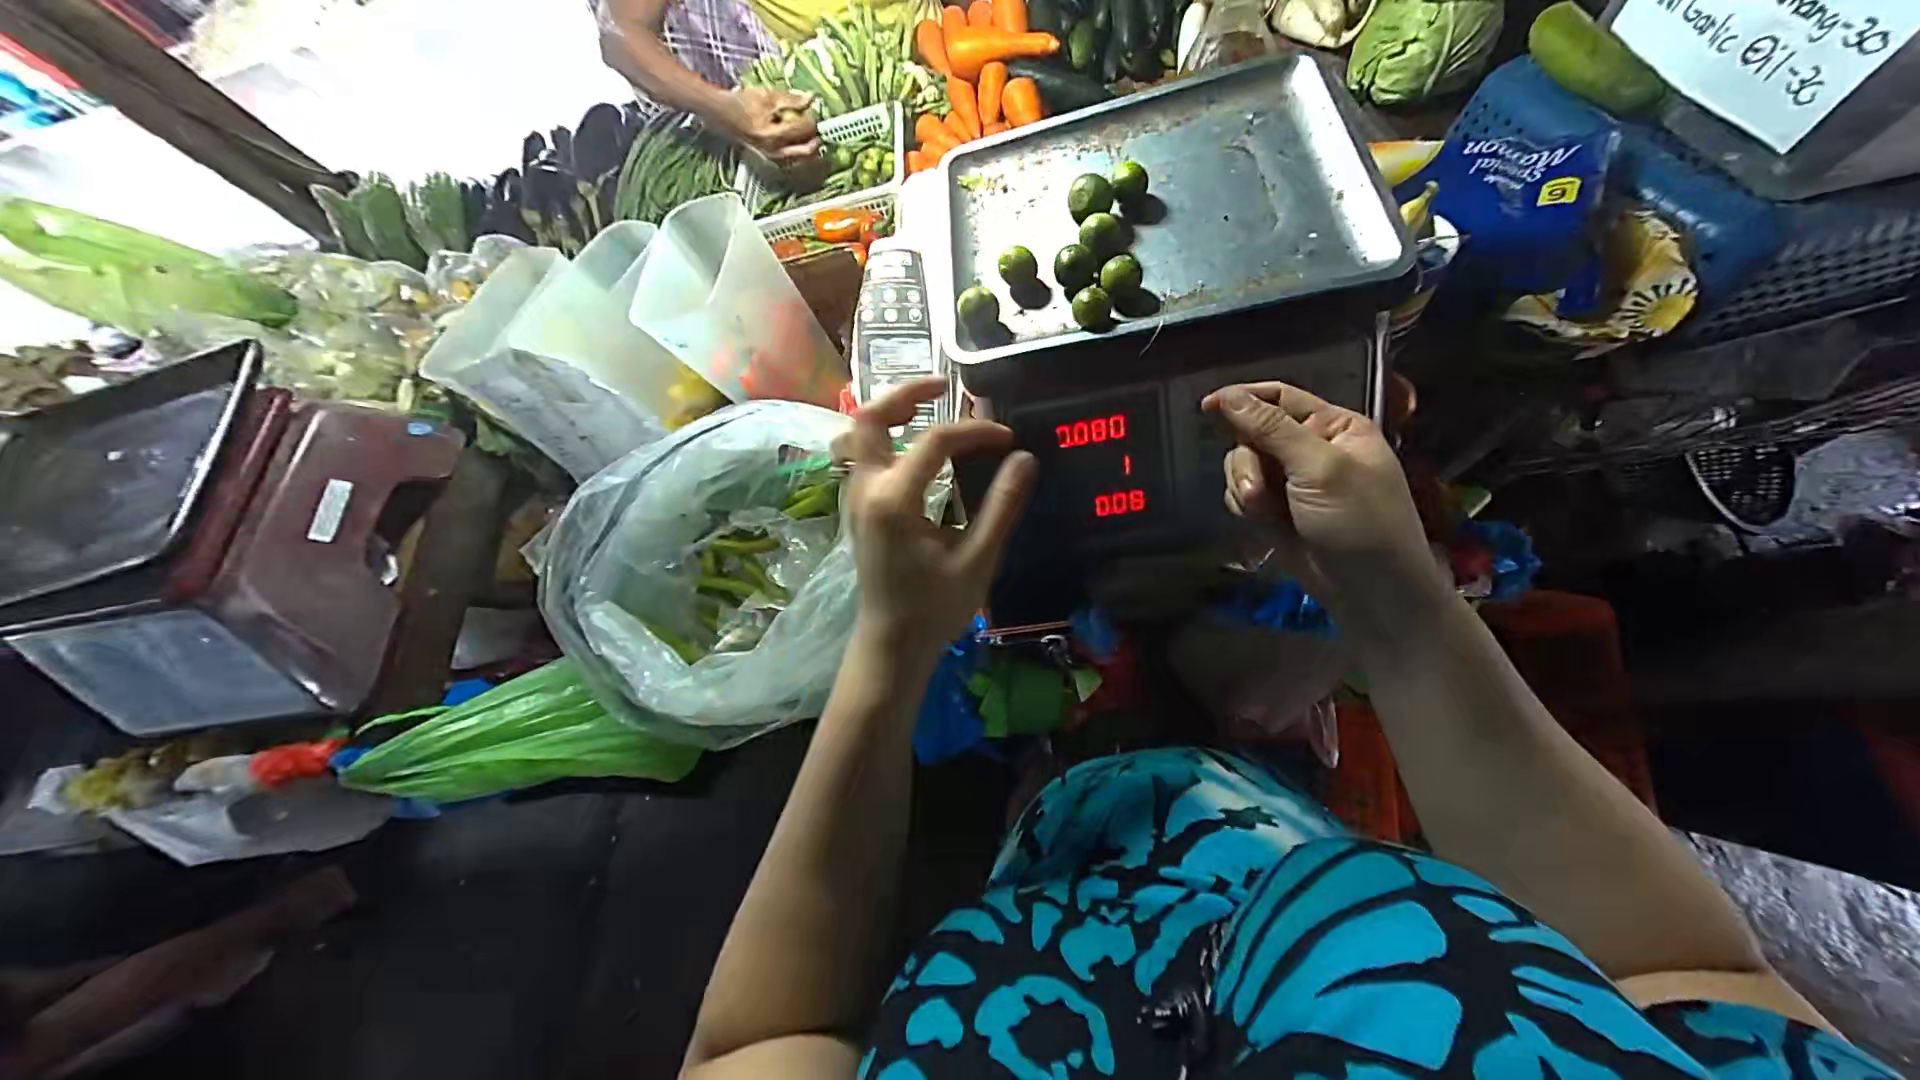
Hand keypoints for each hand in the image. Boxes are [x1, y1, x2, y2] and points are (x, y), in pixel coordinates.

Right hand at [724, 87, 820, 162]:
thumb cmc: (742, 103)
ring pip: (803, 158)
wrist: (723, 115)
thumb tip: (811, 99)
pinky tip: (803, 141)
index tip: (813, 109)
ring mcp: (775, 158)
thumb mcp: (767, 96)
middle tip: (820, 126)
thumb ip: (790, 99)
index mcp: (773, 135)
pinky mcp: (774, 159)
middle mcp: (776, 152)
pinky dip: (802, 150)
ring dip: (812, 146)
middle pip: (807, 151)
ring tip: (814, 133)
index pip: (803, 130)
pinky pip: (795, 158)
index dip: (812, 119)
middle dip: (817, 138)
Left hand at [838, 377, 1035, 653]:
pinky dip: (886, 438)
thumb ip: (1001, 507)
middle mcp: (864, 491)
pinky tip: (917, 448)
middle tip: (943, 387)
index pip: (934, 442)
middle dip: (906, 394)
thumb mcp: (977, 561)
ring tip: (929, 409)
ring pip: (859, 435)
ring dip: (891, 414)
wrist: (891, 644)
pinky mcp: (857, 509)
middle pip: (870, 418)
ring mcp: (854, 499)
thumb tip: (1025, 459)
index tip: (1007, 438)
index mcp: (893, 501)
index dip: (974, 431)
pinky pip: (863, 456)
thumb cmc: (934, 609)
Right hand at [1202, 382, 1437, 614]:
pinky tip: (1263, 523)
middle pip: (1250, 434)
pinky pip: (1240, 495)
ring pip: (1240, 467)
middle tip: (1257, 492)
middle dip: (1247, 463)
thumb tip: (1227, 395)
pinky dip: (1244, 509)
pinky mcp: (1273, 510)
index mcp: (1332, 427)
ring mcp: (1289, 482)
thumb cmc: (1360, 523)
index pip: (1279, 397)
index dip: (1242, 399)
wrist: (1370, 591)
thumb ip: (1271, 429)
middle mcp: (1308, 449)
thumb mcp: (1320, 468)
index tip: (1206, 407)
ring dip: (1245, 489)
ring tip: (1266, 514)